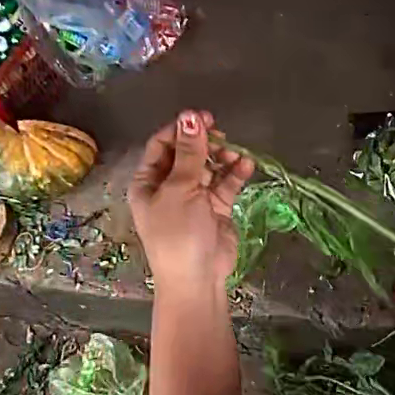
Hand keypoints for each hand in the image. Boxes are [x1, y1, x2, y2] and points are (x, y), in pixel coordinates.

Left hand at [128, 110, 253, 300]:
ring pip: (209, 168)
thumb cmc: (178, 233)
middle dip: (205, 143)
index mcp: (148, 182)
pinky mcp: (216, 209)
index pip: (163, 145)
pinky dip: (235, 174)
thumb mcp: (180, 189)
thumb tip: (191, 117)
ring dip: (223, 158)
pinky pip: (225, 185)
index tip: (204, 119)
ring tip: (236, 154)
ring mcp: (194, 199)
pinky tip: (246, 165)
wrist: (197, 277)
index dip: (182, 130)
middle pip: (188, 155)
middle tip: (222, 135)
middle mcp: (169, 187)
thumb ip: (190, 153)